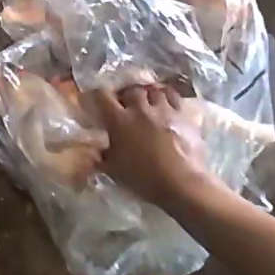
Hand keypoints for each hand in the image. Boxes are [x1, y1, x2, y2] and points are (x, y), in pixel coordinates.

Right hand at [85, 85, 218, 207]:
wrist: (182, 184)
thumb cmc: (144, 179)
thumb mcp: (115, 171)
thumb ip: (102, 156)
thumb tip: (93, 151)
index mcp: (119, 120)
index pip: (101, 96)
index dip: (95, 95)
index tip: (94, 100)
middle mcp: (140, 108)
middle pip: (130, 90)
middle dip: (126, 95)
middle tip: (126, 106)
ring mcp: (163, 109)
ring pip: (153, 91)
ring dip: (148, 96)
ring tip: (148, 104)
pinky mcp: (182, 114)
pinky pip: (173, 96)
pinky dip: (168, 98)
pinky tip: (167, 105)